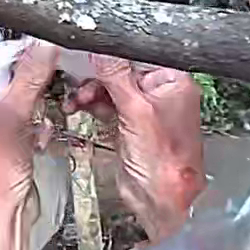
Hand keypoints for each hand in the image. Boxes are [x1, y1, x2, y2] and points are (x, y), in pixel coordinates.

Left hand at [0, 40, 58, 222]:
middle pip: (6, 83)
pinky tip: (37, 141)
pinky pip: (26, 123)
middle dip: (27, 92)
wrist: (0, 217)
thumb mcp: (12, 115)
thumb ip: (30, 77)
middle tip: (41, 93)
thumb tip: (44, 44)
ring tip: (35, 126)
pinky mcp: (5, 144)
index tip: (41, 51)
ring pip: (20, 103)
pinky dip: (34, 130)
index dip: (15, 58)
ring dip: (33, 113)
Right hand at [65, 55, 205, 239]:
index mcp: (173, 81)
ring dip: (90, 90)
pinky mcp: (128, 123)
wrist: (161, 199)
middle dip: (97, 75)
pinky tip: (78, 105)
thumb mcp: (136, 110)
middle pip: (122, 69)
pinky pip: (106, 104)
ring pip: (110, 87)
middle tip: (78, 79)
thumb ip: (116, 75)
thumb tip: (99, 49)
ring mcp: (143, 108)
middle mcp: (160, 91)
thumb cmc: (165, 160)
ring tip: (77, 98)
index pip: (139, 53)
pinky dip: (91, 103)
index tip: (89, 50)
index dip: (113, 52)